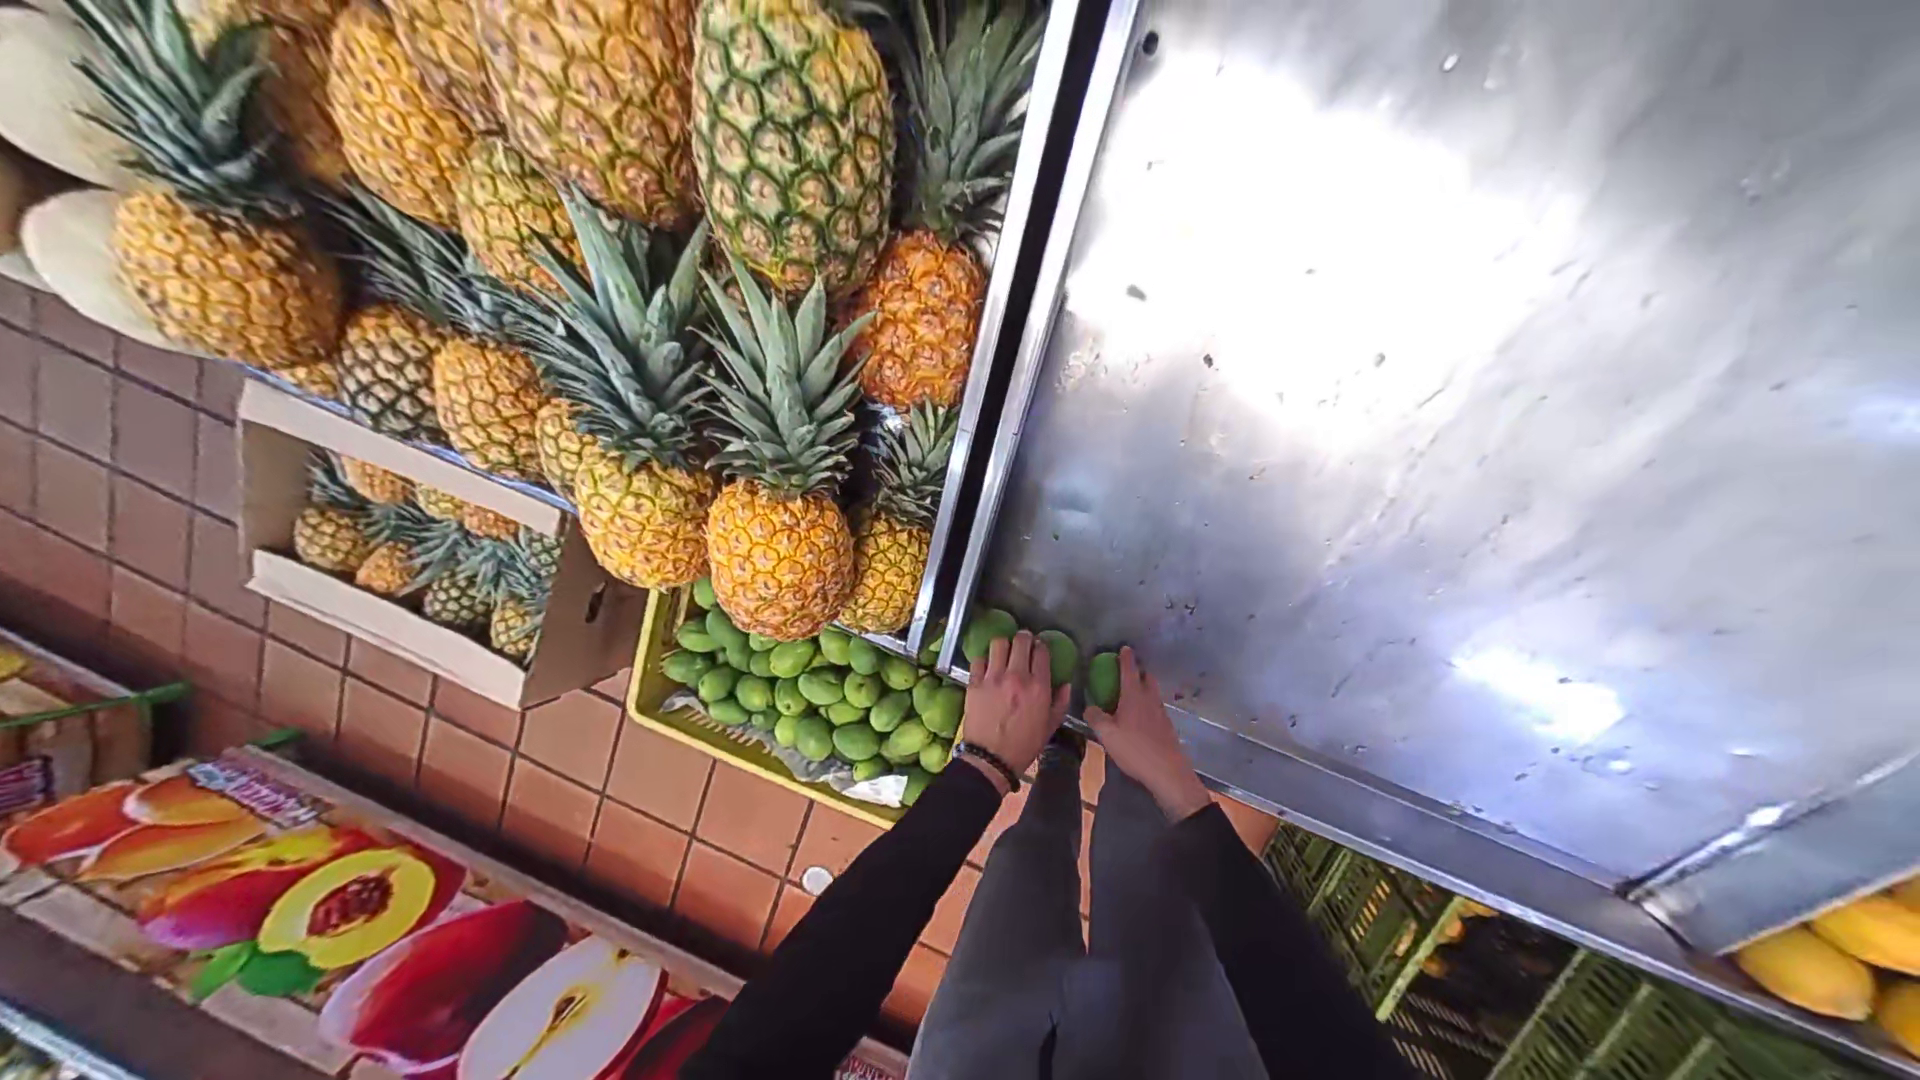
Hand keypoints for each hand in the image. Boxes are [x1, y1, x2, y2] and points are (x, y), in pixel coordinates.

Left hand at [962, 631, 1069, 785]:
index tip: (1038, 648)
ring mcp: (993, 678)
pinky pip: (979, 660)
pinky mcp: (974, 683)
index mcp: (1038, 686)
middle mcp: (1017, 676)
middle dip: (1024, 638)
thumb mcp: (1050, 726)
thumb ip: (1060, 702)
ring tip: (1004, 653)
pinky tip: (987, 668)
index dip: (1041, 646)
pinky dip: (984, 660)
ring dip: (1004, 645)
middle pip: (1020, 641)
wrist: (991, 759)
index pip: (1041, 652)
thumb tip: (1065, 684)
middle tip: (1023, 643)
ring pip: (998, 644)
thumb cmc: (1024, 745)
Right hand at [1084, 647, 1211, 820]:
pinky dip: (1148, 705)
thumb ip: (1095, 717)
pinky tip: (1141, 718)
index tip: (1124, 648)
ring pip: (1154, 693)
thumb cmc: (1135, 749)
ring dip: (1145, 688)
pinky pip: (1156, 708)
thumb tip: (1090, 707)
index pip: (1130, 670)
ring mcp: (1162, 713)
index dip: (1126, 658)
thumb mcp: (1107, 734)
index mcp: (1134, 696)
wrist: (1168, 772)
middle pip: (1147, 678)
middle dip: (1138, 671)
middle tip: (1127, 672)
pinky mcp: (1167, 727)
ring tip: (1132, 694)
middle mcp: (1150, 700)